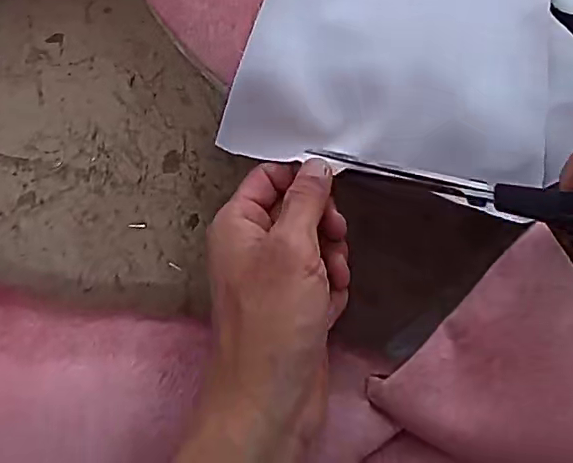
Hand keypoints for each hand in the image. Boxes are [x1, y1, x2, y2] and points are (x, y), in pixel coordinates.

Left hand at [179, 160, 350, 462]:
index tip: (330, 185)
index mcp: (239, 225)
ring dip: (333, 256)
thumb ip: (307, 199)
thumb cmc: (272, 326)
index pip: (270, 176)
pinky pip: (323, 273)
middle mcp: (253, 247)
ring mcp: (274, 276)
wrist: (272, 405)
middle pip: (299, 207)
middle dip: (325, 222)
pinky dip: (332, 284)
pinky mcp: (294, 302)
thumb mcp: (293, 246)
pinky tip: (327, 305)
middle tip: (332, 239)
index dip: (301, 176)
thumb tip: (316, 166)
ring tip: (329, 280)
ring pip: (317, 240)